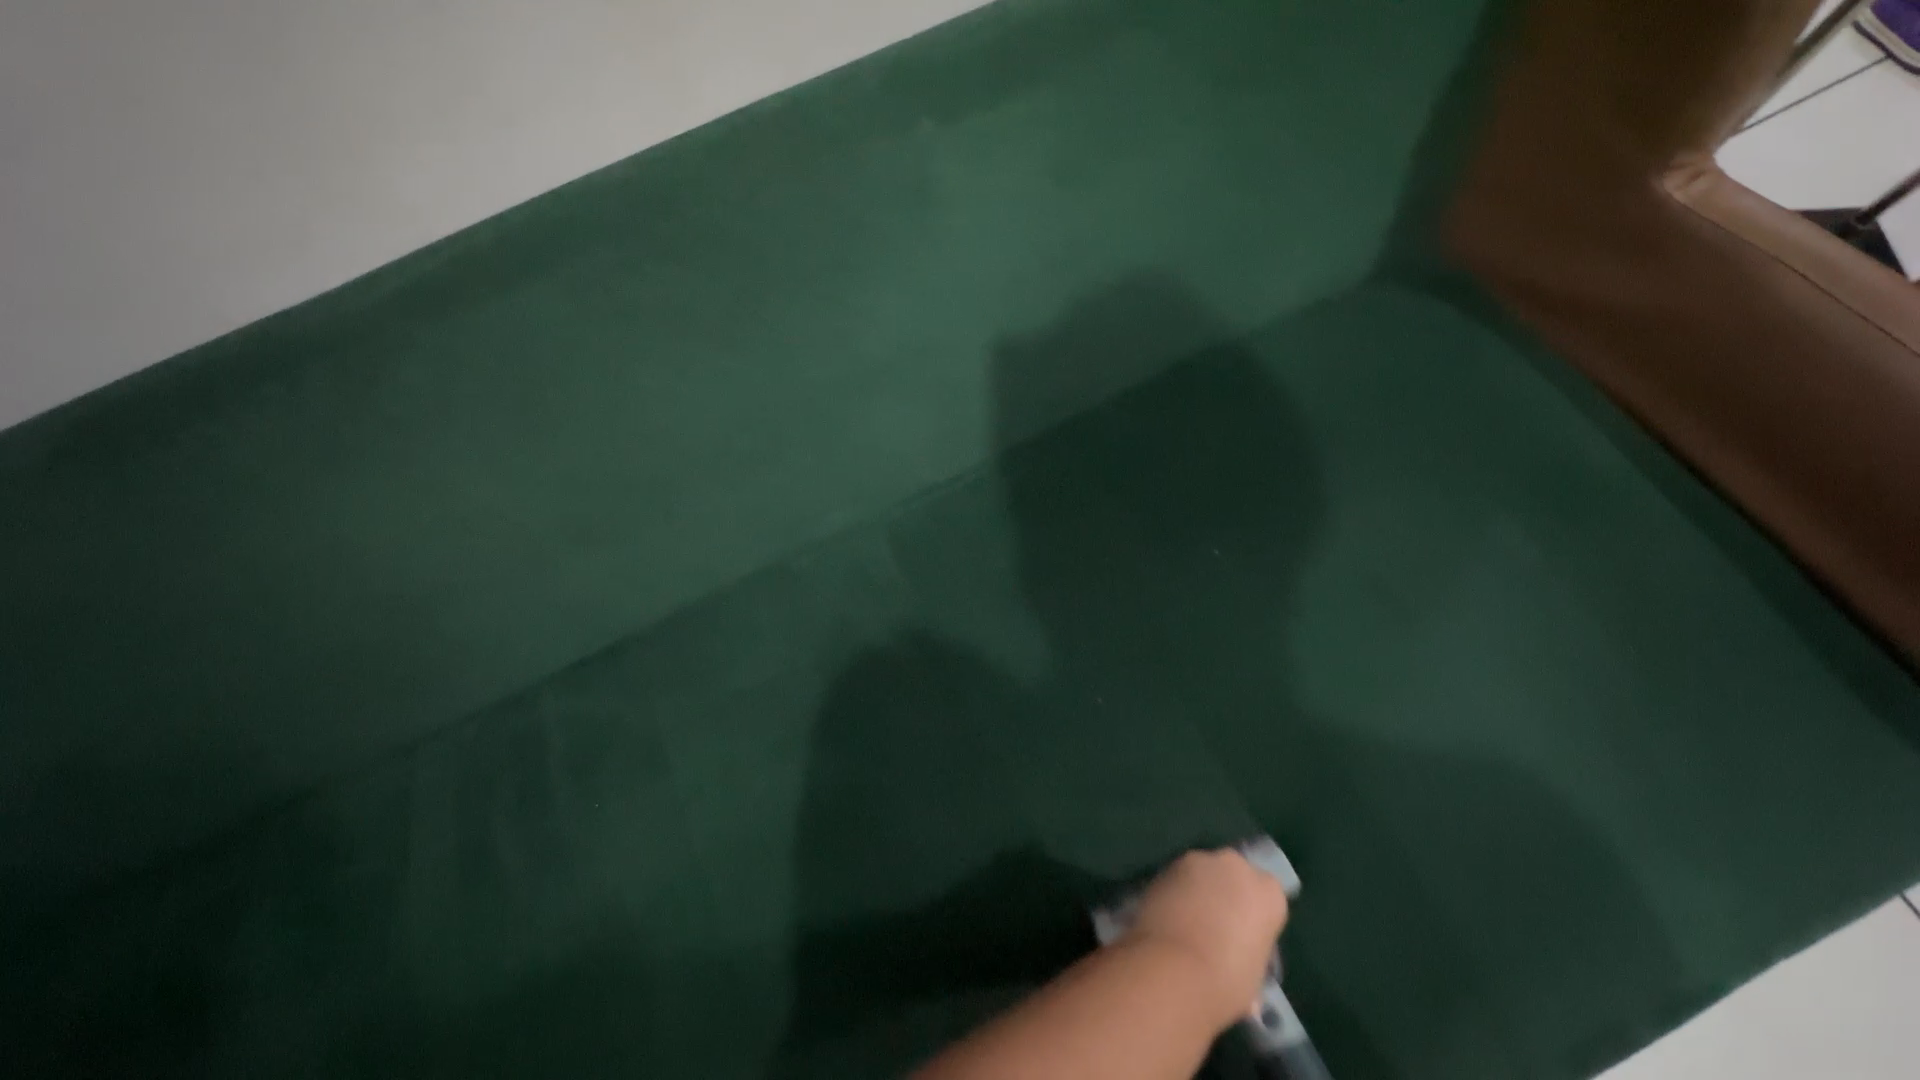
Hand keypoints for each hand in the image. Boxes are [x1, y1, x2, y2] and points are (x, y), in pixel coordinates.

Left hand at [1123, 848, 1289, 1030]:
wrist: (1175, 970)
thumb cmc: (1227, 981)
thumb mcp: (1254, 975)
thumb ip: (1249, 954)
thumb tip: (1236, 967)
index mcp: (1269, 893)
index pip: (1265, 899)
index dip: (1252, 918)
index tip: (1242, 939)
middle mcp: (1237, 867)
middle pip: (1233, 876)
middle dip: (1225, 894)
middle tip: (1212, 927)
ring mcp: (1198, 862)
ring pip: (1201, 873)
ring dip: (1196, 891)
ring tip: (1184, 924)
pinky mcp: (1165, 866)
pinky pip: (1176, 879)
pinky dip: (1173, 894)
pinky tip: (1166, 920)